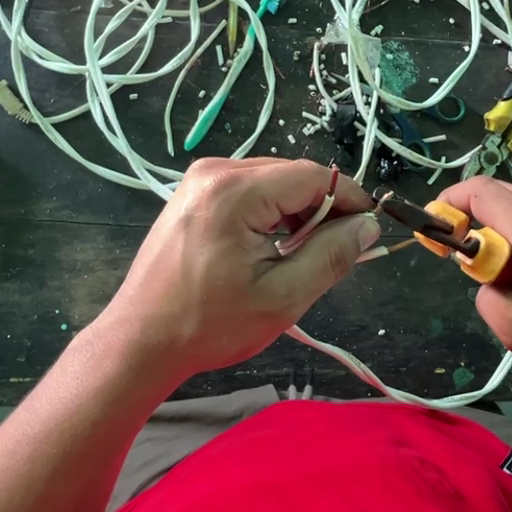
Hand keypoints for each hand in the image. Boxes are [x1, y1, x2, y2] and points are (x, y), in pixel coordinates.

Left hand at [100, 158, 378, 378]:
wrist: (140, 340)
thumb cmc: (209, 325)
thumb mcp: (282, 297)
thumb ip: (331, 255)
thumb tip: (368, 226)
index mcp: (235, 191)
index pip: (312, 175)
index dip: (348, 198)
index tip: (370, 228)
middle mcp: (216, 170)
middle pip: (292, 175)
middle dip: (321, 208)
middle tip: (336, 251)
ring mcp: (200, 179)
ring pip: (272, 181)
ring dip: (296, 212)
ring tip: (301, 255)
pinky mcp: (194, 193)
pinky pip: (249, 189)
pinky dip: (270, 212)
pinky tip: (271, 247)